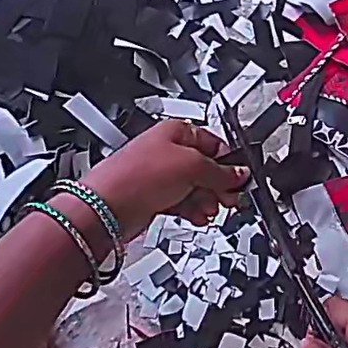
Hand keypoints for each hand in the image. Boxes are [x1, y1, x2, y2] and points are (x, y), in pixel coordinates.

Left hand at [82, 119, 245, 235]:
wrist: (107, 207)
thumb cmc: (137, 176)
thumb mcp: (192, 167)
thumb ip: (221, 172)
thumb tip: (238, 174)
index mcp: (176, 131)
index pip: (213, 142)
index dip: (229, 160)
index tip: (240, 176)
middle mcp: (166, 151)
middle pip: (204, 167)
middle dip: (219, 184)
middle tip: (229, 197)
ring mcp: (159, 176)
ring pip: (194, 187)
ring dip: (207, 200)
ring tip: (212, 209)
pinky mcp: (153, 198)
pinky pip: (181, 202)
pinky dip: (193, 210)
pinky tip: (199, 216)